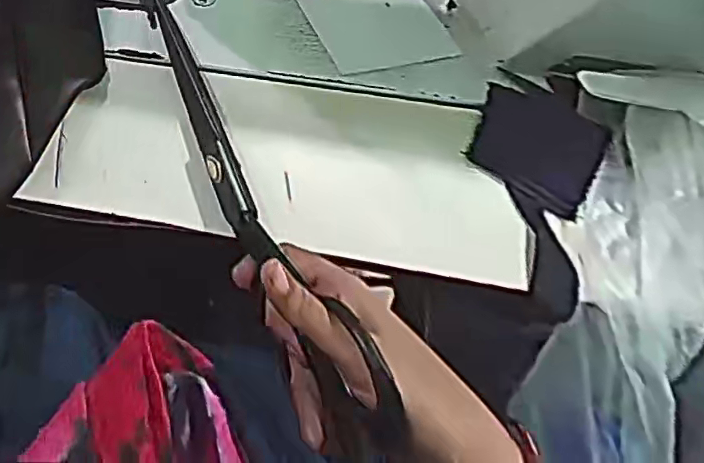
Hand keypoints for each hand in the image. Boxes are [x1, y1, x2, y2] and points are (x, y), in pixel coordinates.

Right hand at [233, 245, 522, 462]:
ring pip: (301, 348)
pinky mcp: (351, 370)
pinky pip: (316, 373)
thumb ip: (305, 307)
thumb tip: (268, 267)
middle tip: (296, 356)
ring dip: (302, 382)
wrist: (461, 449)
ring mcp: (348, 341)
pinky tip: (322, 419)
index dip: (262, 267)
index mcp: (345, 290)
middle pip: (289, 309)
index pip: (289, 260)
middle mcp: (344, 311)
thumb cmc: (421, 392)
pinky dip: (313, 396)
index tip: (241, 280)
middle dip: (287, 342)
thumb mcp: (349, 346)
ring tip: (316, 408)